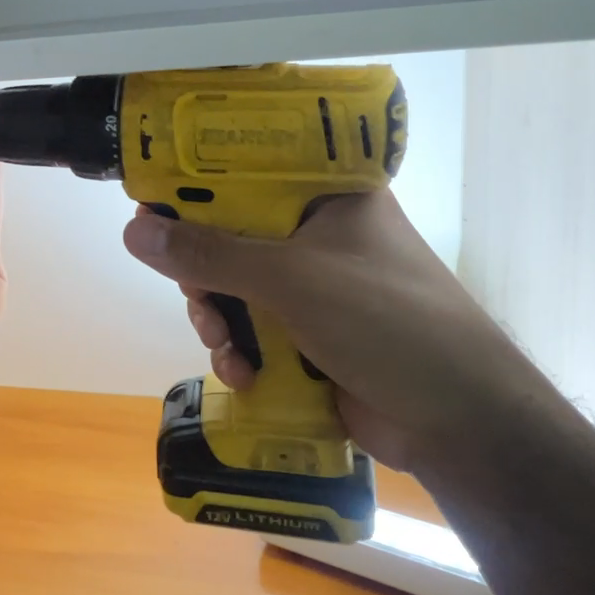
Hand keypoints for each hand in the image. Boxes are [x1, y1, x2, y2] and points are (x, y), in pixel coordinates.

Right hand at [122, 191, 556, 472]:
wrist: (461, 424)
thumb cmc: (386, 322)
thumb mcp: (290, 278)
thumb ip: (208, 254)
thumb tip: (132, 230)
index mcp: (329, 195)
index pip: (249, 169)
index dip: (199, 183)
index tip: (155, 203)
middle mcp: (319, 233)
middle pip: (231, 232)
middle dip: (203, 269)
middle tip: (189, 288)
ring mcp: (314, 286)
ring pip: (235, 284)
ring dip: (218, 317)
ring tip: (222, 345)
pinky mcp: (309, 333)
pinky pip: (252, 327)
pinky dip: (239, 349)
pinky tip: (243, 374)